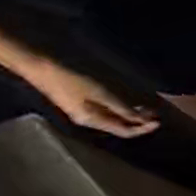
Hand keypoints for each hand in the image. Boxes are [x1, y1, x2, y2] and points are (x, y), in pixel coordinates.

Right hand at [19, 57, 159, 138]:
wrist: (36, 64)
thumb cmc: (70, 78)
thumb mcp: (101, 93)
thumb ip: (122, 108)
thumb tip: (142, 120)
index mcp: (93, 121)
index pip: (125, 132)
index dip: (144, 128)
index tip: (160, 121)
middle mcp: (88, 121)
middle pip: (120, 127)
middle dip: (139, 122)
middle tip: (155, 113)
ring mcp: (82, 113)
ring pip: (114, 119)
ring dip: (131, 115)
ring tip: (146, 108)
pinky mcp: (78, 103)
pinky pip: (105, 112)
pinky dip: (120, 110)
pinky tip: (128, 103)